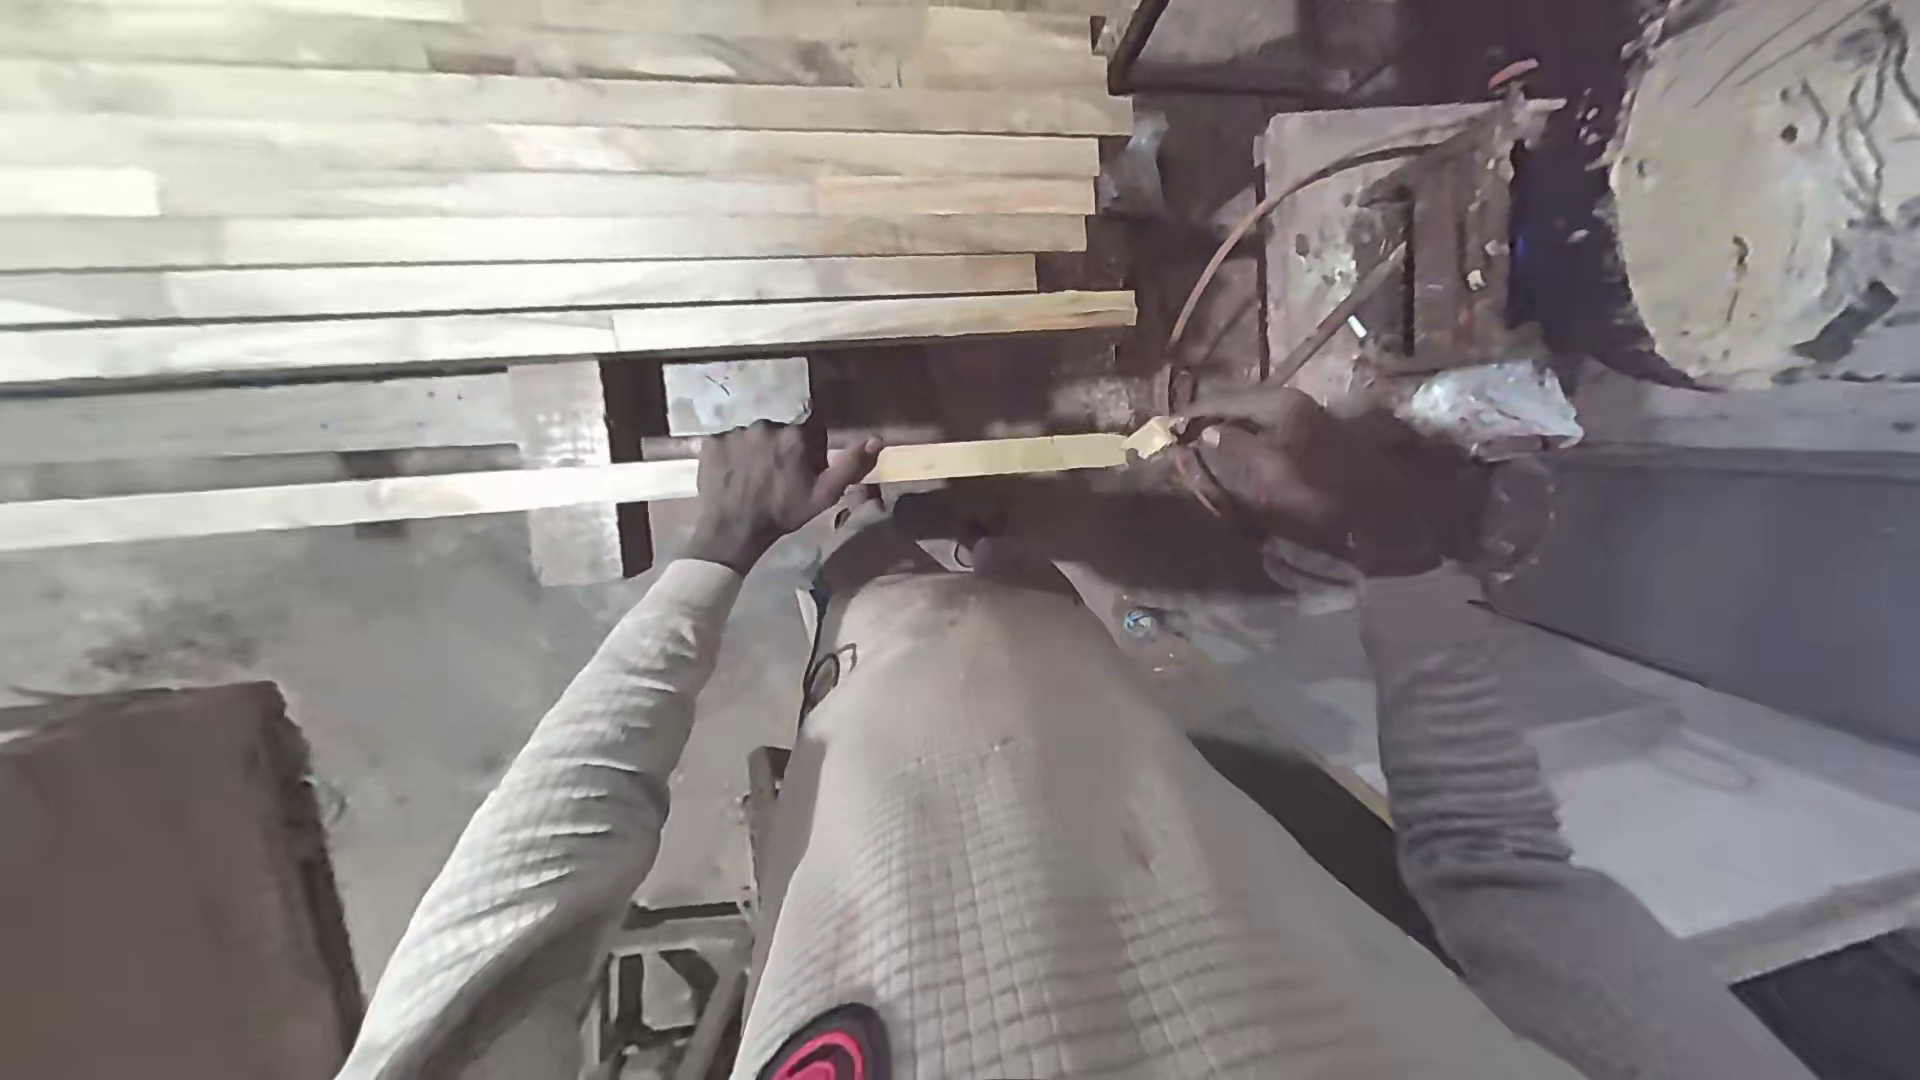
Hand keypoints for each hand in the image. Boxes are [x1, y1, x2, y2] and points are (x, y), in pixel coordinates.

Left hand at [684, 420, 882, 572]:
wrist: (735, 530)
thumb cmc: (784, 513)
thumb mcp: (825, 495)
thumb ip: (851, 465)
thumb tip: (876, 439)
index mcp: (796, 436)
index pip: (810, 434)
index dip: (809, 453)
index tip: (802, 473)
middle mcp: (766, 425)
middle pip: (781, 432)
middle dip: (782, 449)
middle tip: (777, 477)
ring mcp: (736, 432)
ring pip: (754, 436)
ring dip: (757, 451)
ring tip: (754, 477)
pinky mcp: (712, 441)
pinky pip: (728, 441)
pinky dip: (732, 454)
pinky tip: (734, 474)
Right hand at [1186, 390, 1444, 576]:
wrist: (1380, 514)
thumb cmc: (1322, 496)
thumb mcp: (1271, 474)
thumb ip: (1236, 448)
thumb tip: (1206, 431)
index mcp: (1280, 407)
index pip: (1224, 401)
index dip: (1193, 413)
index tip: (1166, 425)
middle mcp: (1291, 402)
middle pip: (1237, 400)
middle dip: (1205, 414)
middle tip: (1176, 430)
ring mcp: (1303, 414)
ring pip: (1250, 410)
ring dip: (1222, 420)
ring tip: (1196, 435)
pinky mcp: (1310, 429)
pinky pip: (1263, 420)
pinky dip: (1241, 428)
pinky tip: (1230, 440)